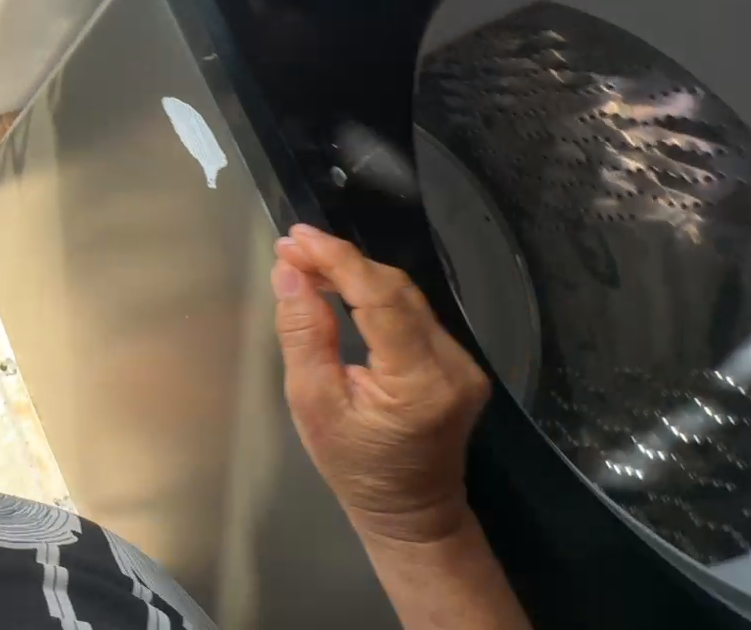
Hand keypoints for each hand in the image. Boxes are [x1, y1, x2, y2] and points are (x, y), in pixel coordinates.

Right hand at [272, 225, 491, 544]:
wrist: (410, 511)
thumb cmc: (352, 464)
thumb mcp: (311, 401)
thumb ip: (302, 333)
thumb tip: (288, 272)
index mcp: (419, 382)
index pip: (381, 299)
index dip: (337, 260)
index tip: (295, 239)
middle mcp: (453, 366)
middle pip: (395, 290)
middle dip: (340, 260)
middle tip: (290, 248)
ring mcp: (461, 364)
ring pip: (404, 295)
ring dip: (353, 272)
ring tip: (304, 260)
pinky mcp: (456, 362)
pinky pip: (409, 310)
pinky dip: (368, 290)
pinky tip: (335, 284)